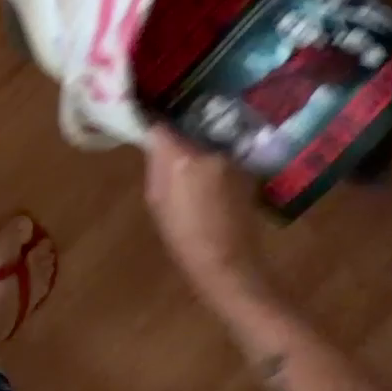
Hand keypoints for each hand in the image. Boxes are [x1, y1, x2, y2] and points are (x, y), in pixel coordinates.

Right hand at [143, 127, 273, 307]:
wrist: (228, 263)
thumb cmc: (182, 236)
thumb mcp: (155, 199)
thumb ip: (156, 165)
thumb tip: (154, 143)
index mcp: (180, 158)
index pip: (160, 127)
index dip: (153, 130)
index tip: (147, 134)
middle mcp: (207, 152)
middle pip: (185, 135)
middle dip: (176, 145)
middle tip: (169, 162)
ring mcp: (230, 161)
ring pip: (204, 148)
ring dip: (196, 156)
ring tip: (191, 178)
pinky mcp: (245, 173)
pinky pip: (220, 161)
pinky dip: (213, 168)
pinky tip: (211, 189)